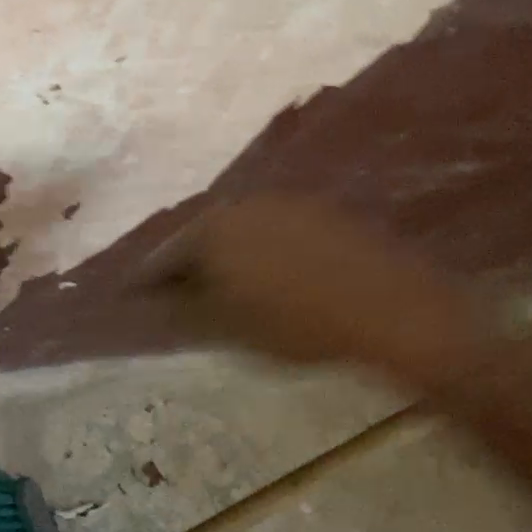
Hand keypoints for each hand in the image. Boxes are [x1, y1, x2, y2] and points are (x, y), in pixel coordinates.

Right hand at [147, 194, 497, 387]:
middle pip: (199, 238)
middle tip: (179, 296)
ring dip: (226, 259)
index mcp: (210, 229)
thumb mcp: (226, 328)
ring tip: (226, 291)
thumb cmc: (299, 324)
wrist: (398, 313)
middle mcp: (241, 204)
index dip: (145, 283)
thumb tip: (144, 303)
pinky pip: (275, 232)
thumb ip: (177, 310)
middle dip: (188, 267)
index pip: (161, 258)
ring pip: (239, 233)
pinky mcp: (324, 213)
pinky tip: (274, 279)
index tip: (133, 301)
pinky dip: (263, 254)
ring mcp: (287, 204)